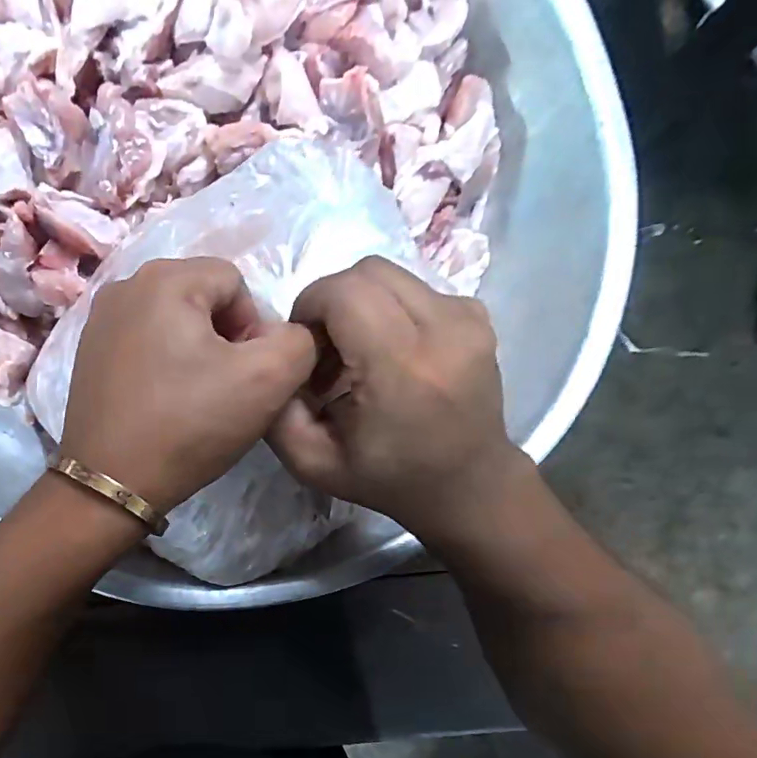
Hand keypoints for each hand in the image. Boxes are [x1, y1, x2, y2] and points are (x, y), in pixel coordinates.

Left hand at [60, 257, 316, 511]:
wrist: (112, 483)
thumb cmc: (189, 425)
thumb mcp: (268, 381)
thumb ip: (297, 343)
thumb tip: (284, 336)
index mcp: (164, 277)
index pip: (236, 283)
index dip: (254, 329)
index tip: (246, 377)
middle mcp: (124, 285)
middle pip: (202, 299)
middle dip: (224, 341)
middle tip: (224, 391)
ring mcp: (99, 321)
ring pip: (172, 324)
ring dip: (194, 355)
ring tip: (194, 401)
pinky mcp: (88, 356)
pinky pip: (143, 346)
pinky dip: (162, 369)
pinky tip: (163, 405)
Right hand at [267, 256, 530, 546]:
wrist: (467, 485)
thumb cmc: (389, 480)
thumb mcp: (314, 464)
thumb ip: (278, 414)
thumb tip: (278, 359)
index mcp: (401, 368)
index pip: (342, 292)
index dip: (310, 306)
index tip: (307, 346)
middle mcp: (442, 330)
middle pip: (366, 272)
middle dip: (333, 301)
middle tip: (328, 349)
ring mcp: (466, 318)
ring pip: (391, 275)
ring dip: (362, 303)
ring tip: (360, 352)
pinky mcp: (478, 315)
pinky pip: (417, 289)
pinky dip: (393, 310)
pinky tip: (393, 351)